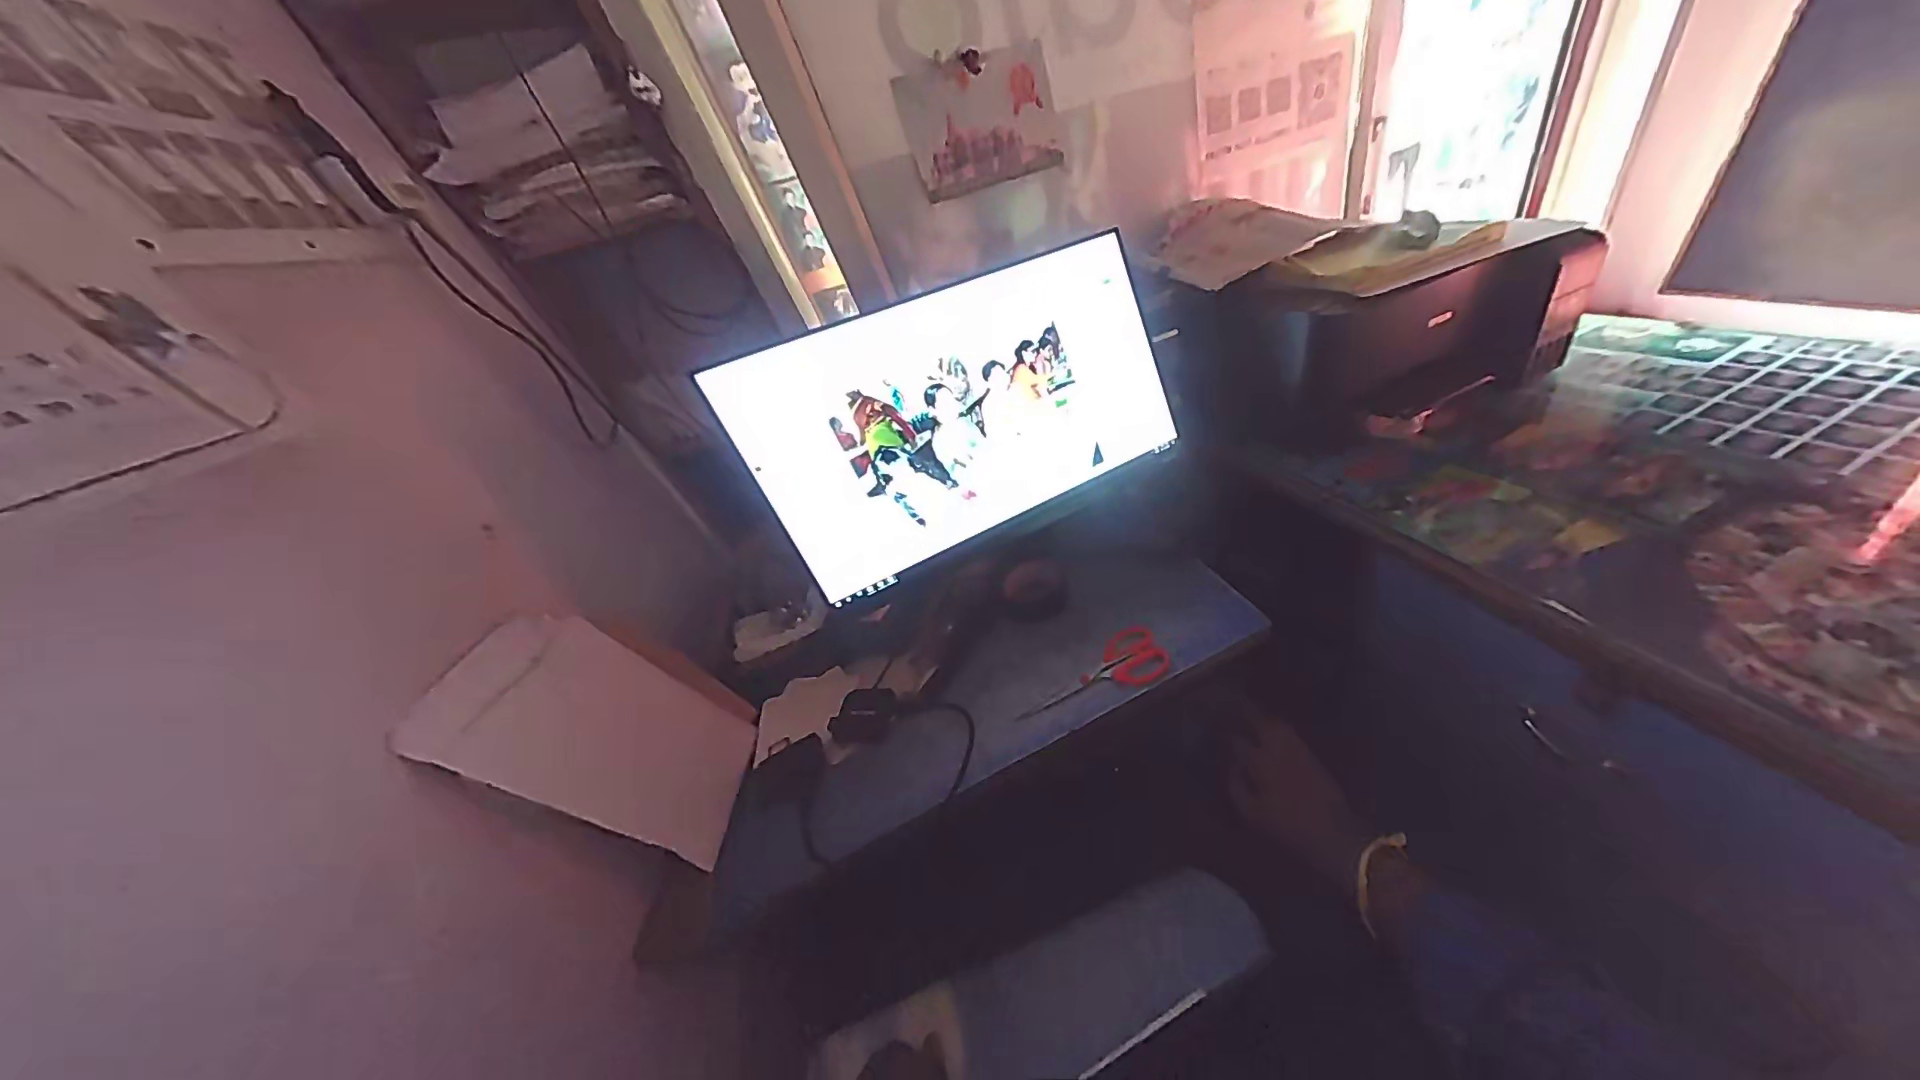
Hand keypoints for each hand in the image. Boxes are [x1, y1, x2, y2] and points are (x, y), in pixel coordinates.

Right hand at [1228, 709, 1375, 898]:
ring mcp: (1299, 752)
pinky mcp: (1314, 758)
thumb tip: (1232, 768)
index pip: (1237, 742)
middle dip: (1246, 715)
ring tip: (1252, 717)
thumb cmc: (1288, 828)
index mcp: (1261, 763)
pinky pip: (1293, 736)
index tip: (1216, 732)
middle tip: (1233, 711)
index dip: (1225, 735)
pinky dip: (1280, 730)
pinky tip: (1275, 734)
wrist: (1336, 836)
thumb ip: (1236, 788)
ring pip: (1279, 726)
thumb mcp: (1253, 814)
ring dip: (1264, 720)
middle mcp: (1279, 751)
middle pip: (1260, 723)